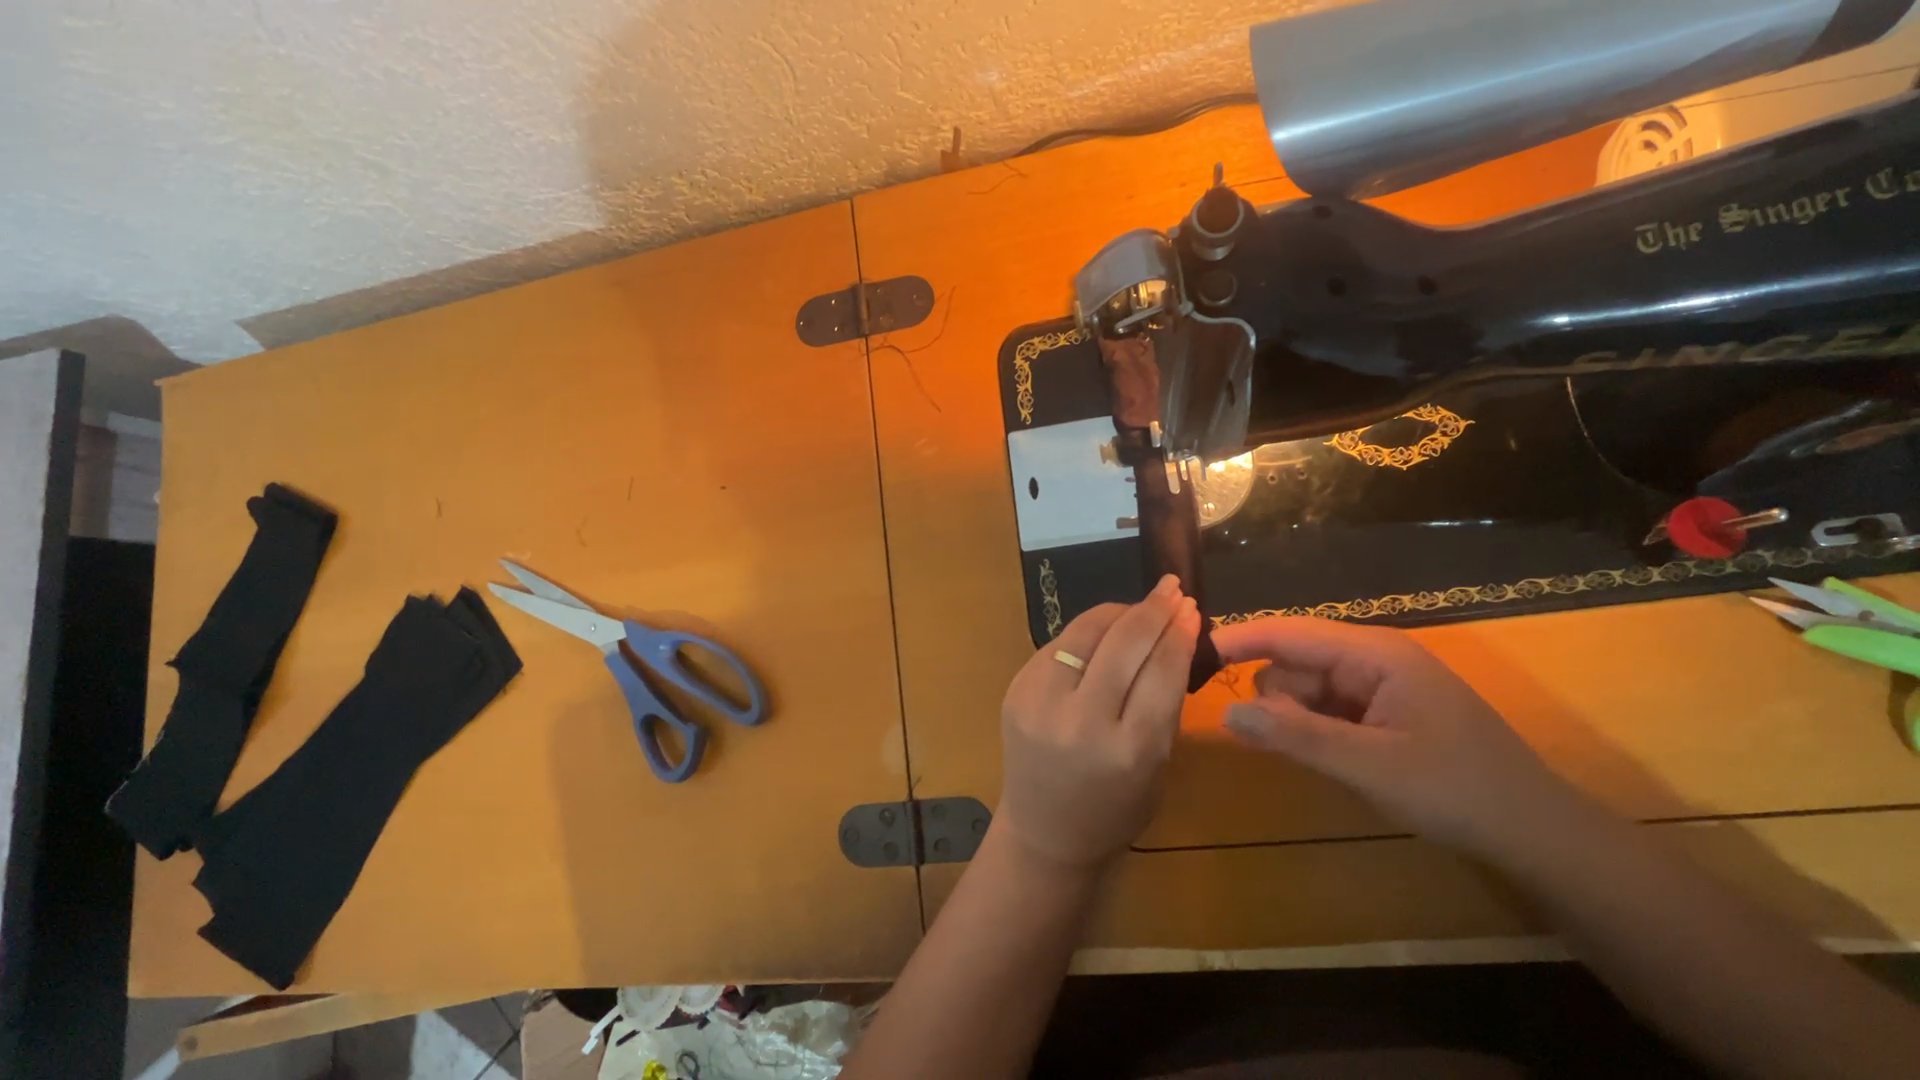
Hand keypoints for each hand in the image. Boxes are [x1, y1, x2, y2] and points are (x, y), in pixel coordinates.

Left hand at [994, 575, 1201, 873]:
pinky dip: (1087, 634)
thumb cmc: (1117, 807)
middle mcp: (1081, 722)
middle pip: (1123, 643)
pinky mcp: (1016, 691)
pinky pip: (1059, 645)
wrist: (1046, 831)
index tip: (1191, 607)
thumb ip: (1164, 703)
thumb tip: (1174, 636)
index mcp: (1129, 749)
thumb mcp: (1157, 763)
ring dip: (1118, 612)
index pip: (1161, 671)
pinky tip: (1106, 631)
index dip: (1179, 632)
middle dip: (1152, 609)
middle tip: (1172, 589)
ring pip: (1085, 632)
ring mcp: (1040, 703)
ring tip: (1142, 605)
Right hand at [1214, 617, 1581, 855]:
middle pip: (1294, 661)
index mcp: (1375, 653)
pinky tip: (1324, 758)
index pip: (1289, 632)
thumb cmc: (1456, 789)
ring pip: (1307, 688)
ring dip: (1295, 718)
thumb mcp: (1370, 765)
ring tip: (1320, 759)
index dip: (1239, 639)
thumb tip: (1224, 712)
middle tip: (1278, 743)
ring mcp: (1381, 686)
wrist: (1534, 832)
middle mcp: (1374, 659)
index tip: (1190, 653)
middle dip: (1275, 697)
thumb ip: (1296, 735)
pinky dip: (1313, 729)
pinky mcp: (1384, 714)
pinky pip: (1328, 709)